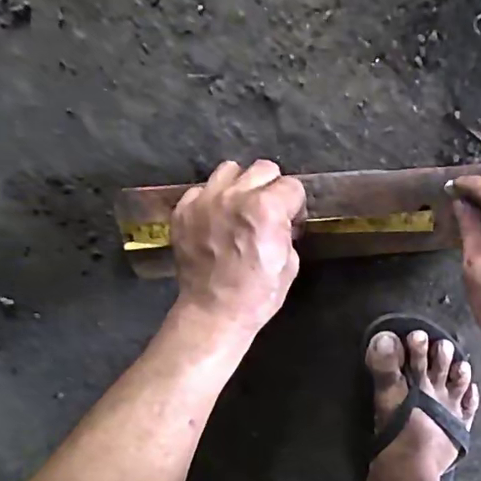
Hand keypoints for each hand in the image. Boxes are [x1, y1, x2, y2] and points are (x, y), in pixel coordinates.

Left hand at [170, 160, 303, 335]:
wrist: (215, 311)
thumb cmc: (259, 294)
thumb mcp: (289, 263)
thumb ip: (285, 231)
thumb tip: (281, 222)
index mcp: (267, 209)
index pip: (292, 186)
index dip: (296, 206)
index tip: (292, 222)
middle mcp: (235, 196)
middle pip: (263, 169)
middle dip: (272, 188)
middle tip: (269, 213)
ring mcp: (205, 200)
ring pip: (230, 170)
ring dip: (241, 186)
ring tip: (240, 209)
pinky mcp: (184, 210)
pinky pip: (202, 190)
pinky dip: (213, 200)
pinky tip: (217, 221)